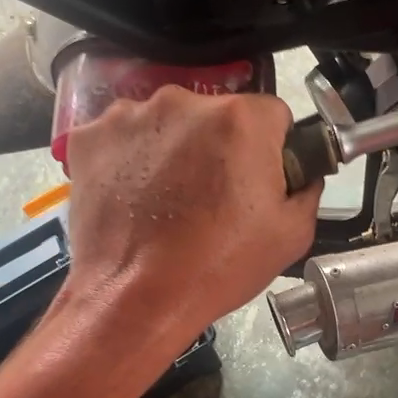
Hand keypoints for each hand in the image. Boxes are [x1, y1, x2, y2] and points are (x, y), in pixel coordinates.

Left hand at [60, 85, 320, 334]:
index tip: (257, 180)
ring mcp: (130, 116)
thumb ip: (306, 189)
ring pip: (167, 123)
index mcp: (241, 119)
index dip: (270, 149)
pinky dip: (130, 160)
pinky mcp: (90, 137)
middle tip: (212, 197)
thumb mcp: (292, 235)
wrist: (135, 297)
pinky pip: (123, 138)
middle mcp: (184, 101)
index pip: (271, 115)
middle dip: (219, 146)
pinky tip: (134, 197)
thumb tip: (300, 175)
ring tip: (169, 202)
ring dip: (173, 149)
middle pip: (215, 114)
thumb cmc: (218, 266)